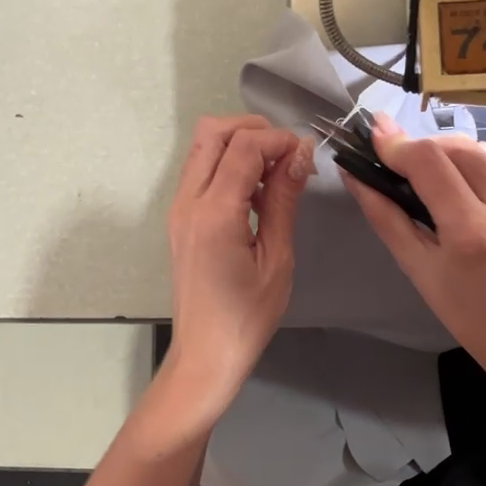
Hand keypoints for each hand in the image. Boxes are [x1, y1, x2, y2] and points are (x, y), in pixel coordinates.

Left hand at [166, 115, 312, 402]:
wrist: (205, 354)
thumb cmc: (247, 316)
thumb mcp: (277, 258)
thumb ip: (283, 200)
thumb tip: (299, 154)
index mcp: (214, 213)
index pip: (243, 146)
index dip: (279, 139)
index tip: (306, 155)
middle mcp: (188, 202)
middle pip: (213, 132)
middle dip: (254, 130)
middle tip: (288, 155)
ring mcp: (178, 208)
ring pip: (203, 147)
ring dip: (239, 146)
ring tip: (275, 175)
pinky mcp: (180, 218)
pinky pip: (201, 172)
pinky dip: (228, 166)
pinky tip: (256, 195)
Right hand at [342, 111, 485, 393]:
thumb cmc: (472, 316)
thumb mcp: (420, 271)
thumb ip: (385, 216)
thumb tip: (355, 173)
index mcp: (472, 233)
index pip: (429, 160)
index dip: (398, 144)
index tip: (378, 136)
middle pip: (458, 148)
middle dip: (427, 149)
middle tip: (406, 162)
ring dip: (459, 161)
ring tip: (448, 188)